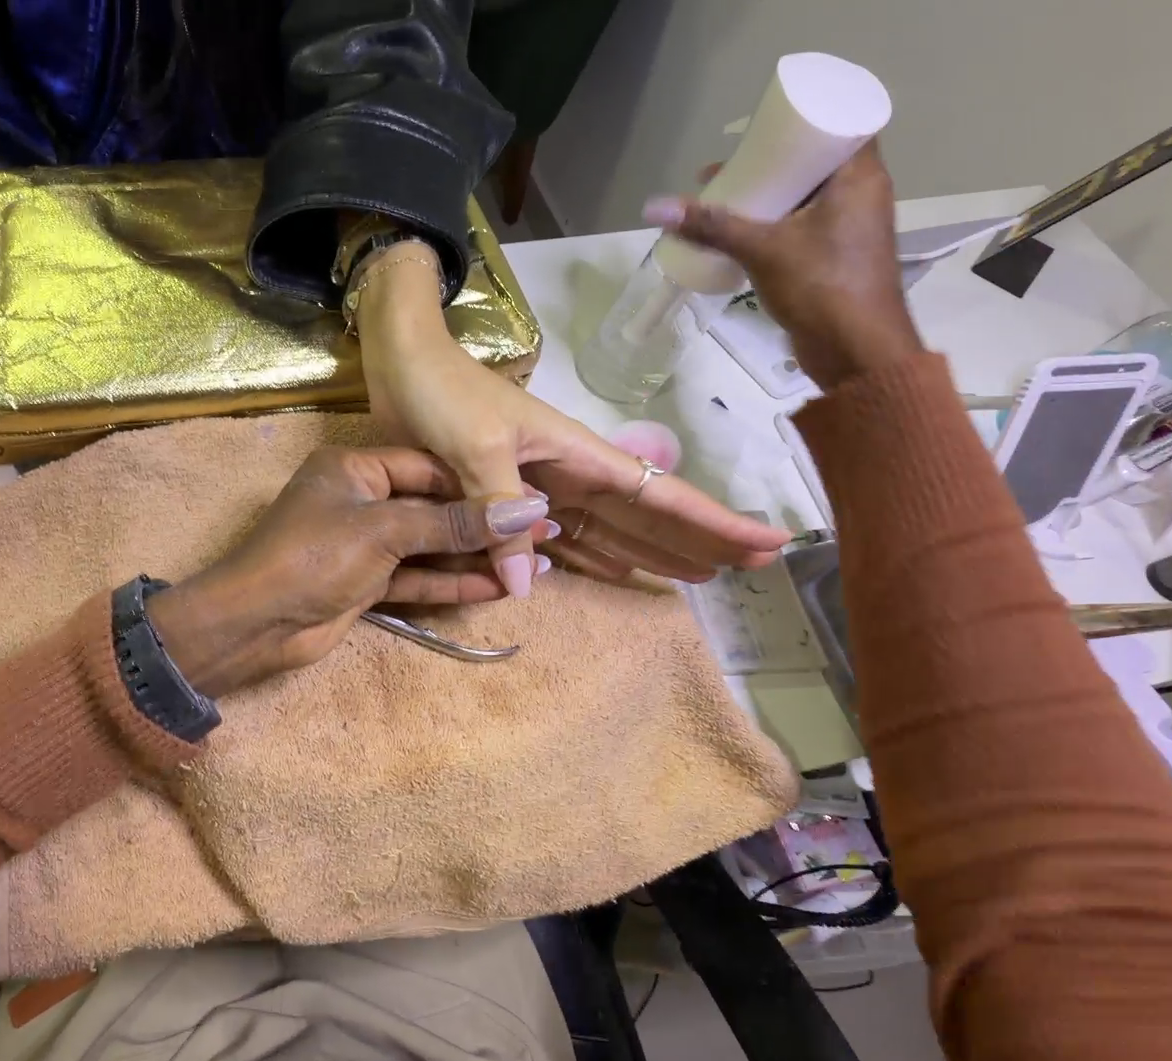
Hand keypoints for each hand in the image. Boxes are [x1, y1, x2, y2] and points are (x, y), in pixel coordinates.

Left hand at [146, 446, 550, 696]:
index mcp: (354, 468)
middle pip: (432, 509)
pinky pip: (412, 578)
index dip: (480, 485)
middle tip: (546, 534)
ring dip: (474, 558)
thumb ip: (454, 523)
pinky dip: (448, 584)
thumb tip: (527, 513)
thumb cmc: (314, 556)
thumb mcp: (385, 530)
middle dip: (485, 525)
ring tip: (534, 567)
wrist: (255, 621)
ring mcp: (361, 545)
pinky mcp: (361, 583)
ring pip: (426, 548)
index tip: (532, 497)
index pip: (429, 467)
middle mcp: (359, 500)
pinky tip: (494, 589)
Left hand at [354, 248, 787, 592]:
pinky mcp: (508, 496)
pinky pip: (560, 533)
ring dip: (651, 551)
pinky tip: (616, 570)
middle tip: (746, 572)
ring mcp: (542, 486)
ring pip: (609, 527)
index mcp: (576, 454)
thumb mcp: (474, 449)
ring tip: (699, 577)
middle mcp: (569, 473)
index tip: (768, 543)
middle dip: (694, 541)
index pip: (660, 492)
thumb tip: (528, 582)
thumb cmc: (443, 396)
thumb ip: (499, 512)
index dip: (712, 520)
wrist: (403, 368)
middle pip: (645, 515)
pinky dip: (589, 554)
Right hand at [641, 142, 924, 388]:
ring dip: (769, 195)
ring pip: (806, 196)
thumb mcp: (762, 249)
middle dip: (771, 162)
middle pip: (815, 162)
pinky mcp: (835, 255)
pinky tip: (742, 232)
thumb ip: (710, 227)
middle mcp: (862, 193)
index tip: (761, 128)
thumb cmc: (822, 286)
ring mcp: (850, 226)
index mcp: (860, 177)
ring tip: (726, 198)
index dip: (803, 119)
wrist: (856, 349)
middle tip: (730, 167)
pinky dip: (774, 222)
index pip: (841, 124)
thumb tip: (655, 208)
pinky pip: (802, 224)